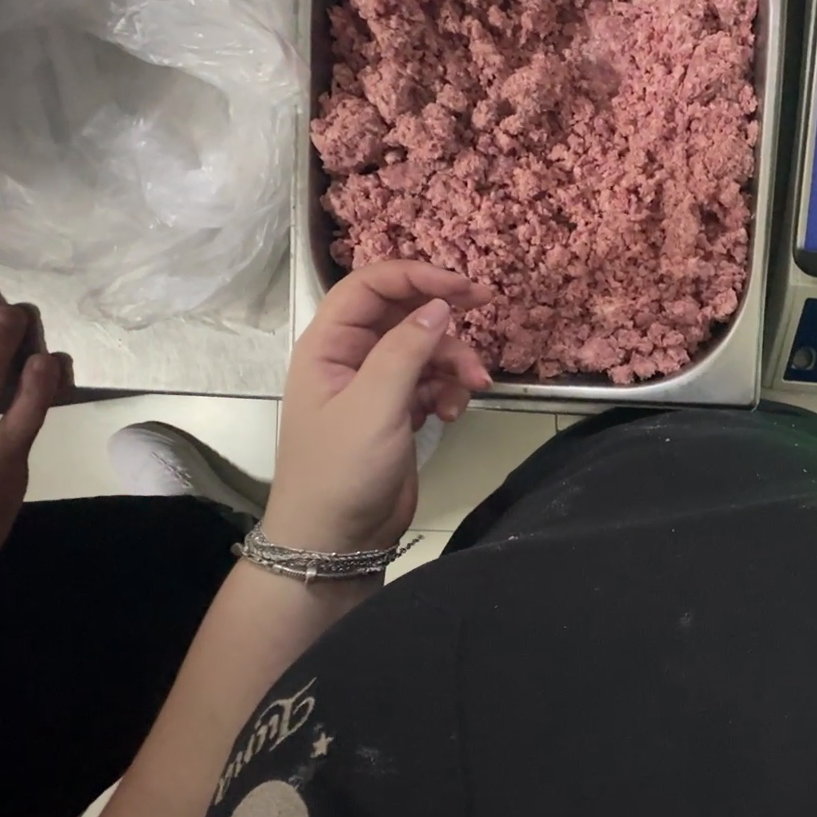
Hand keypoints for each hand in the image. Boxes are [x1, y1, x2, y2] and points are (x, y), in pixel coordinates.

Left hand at [261, 261, 491, 553]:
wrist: (337, 539)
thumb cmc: (342, 469)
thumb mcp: (375, 405)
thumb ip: (407, 350)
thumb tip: (439, 305)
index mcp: (329, 345)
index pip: (371, 287)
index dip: (417, 277)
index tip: (464, 287)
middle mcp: (352, 358)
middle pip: (404, 313)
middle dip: (445, 316)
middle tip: (487, 307)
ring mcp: (377, 386)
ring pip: (426, 350)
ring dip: (455, 363)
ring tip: (474, 389)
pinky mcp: (399, 411)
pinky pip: (433, 382)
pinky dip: (450, 391)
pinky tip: (453, 414)